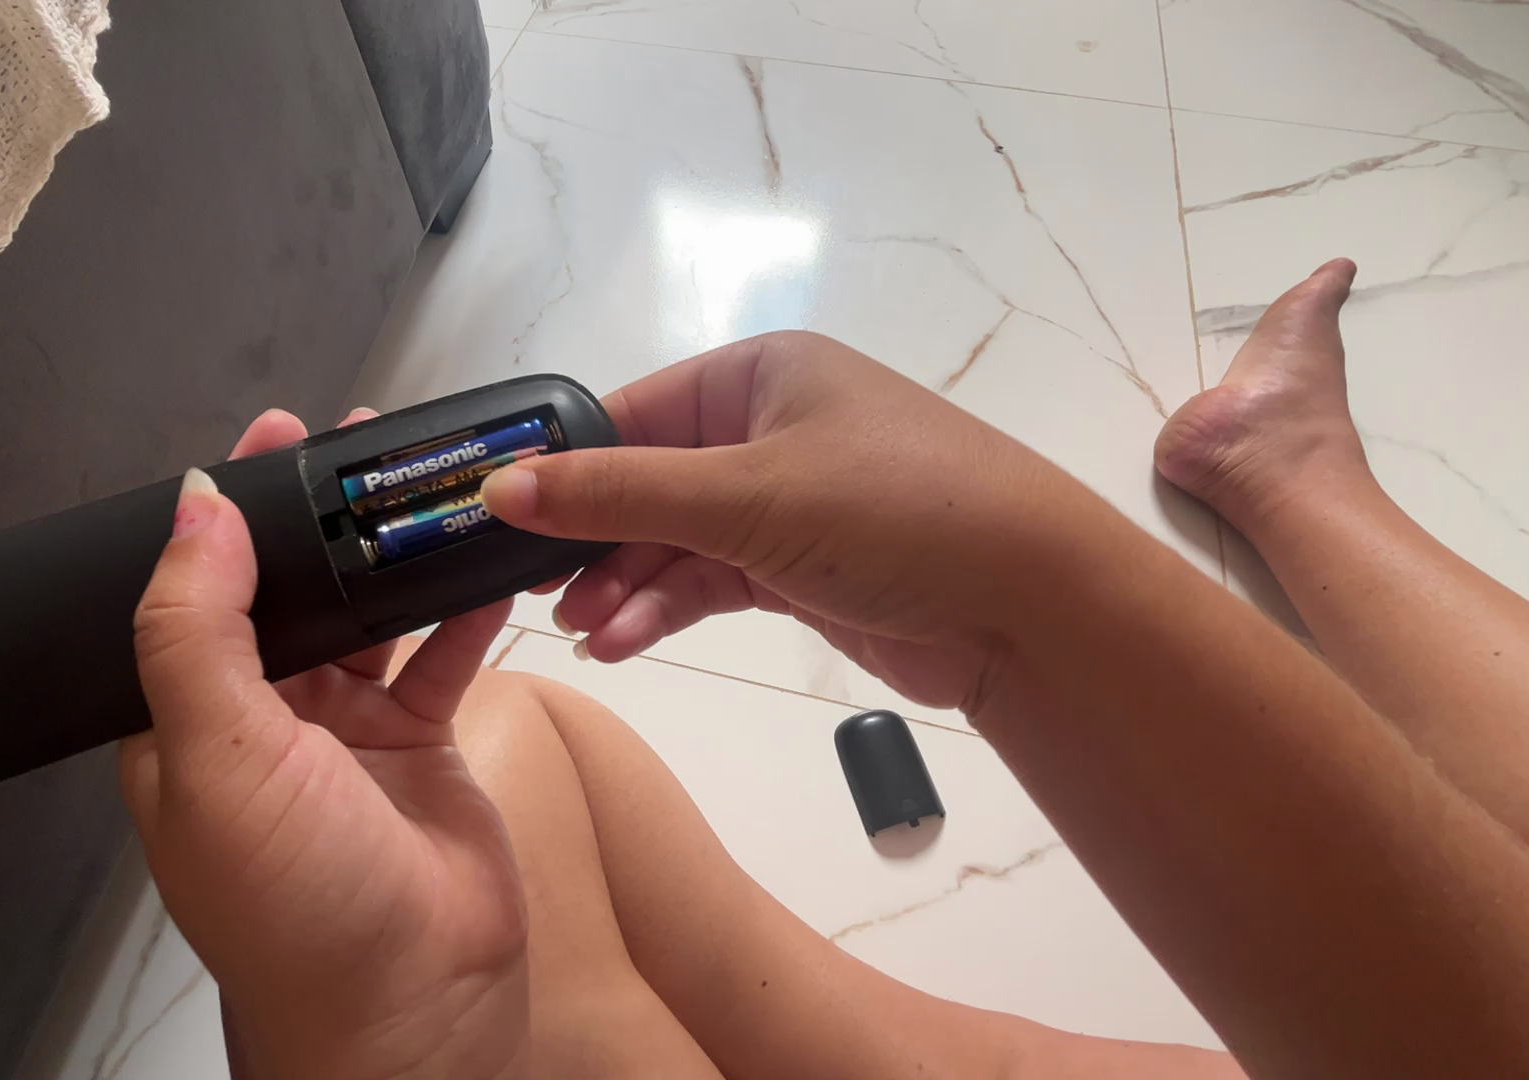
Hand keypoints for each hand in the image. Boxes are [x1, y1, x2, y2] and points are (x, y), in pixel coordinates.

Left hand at [120, 409, 527, 1079]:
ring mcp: (353, 729)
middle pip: (299, 594)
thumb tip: (196, 506)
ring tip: (433, 495)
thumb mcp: (220, 758)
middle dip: (327, 522)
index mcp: (193, 721)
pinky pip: (441, 658)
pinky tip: (487, 573)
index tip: (277, 437)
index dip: (235, 512)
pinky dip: (463, 615)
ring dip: (401, 563)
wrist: (417, 1003)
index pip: (203, 592)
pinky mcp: (424, 739)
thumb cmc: (298, 898)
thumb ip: (199, 631)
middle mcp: (271, 718)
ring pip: (376, 620)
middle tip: (367, 448)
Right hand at [482, 331, 1092, 712]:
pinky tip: (625, 641)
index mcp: (758, 376)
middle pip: (651, 484)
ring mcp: (783, 503)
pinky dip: (670, 607)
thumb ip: (619, 492)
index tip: (506, 517)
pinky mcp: (795, 566)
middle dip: (599, 541)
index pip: (634, 413)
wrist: (1028, 606)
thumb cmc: (890, 513)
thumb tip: (501, 487)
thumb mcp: (745, 495)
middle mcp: (767, 431)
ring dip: (630, 585)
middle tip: (540, 593)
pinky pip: (711, 579)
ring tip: (587, 632)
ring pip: (677, 540)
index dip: (567, 466)